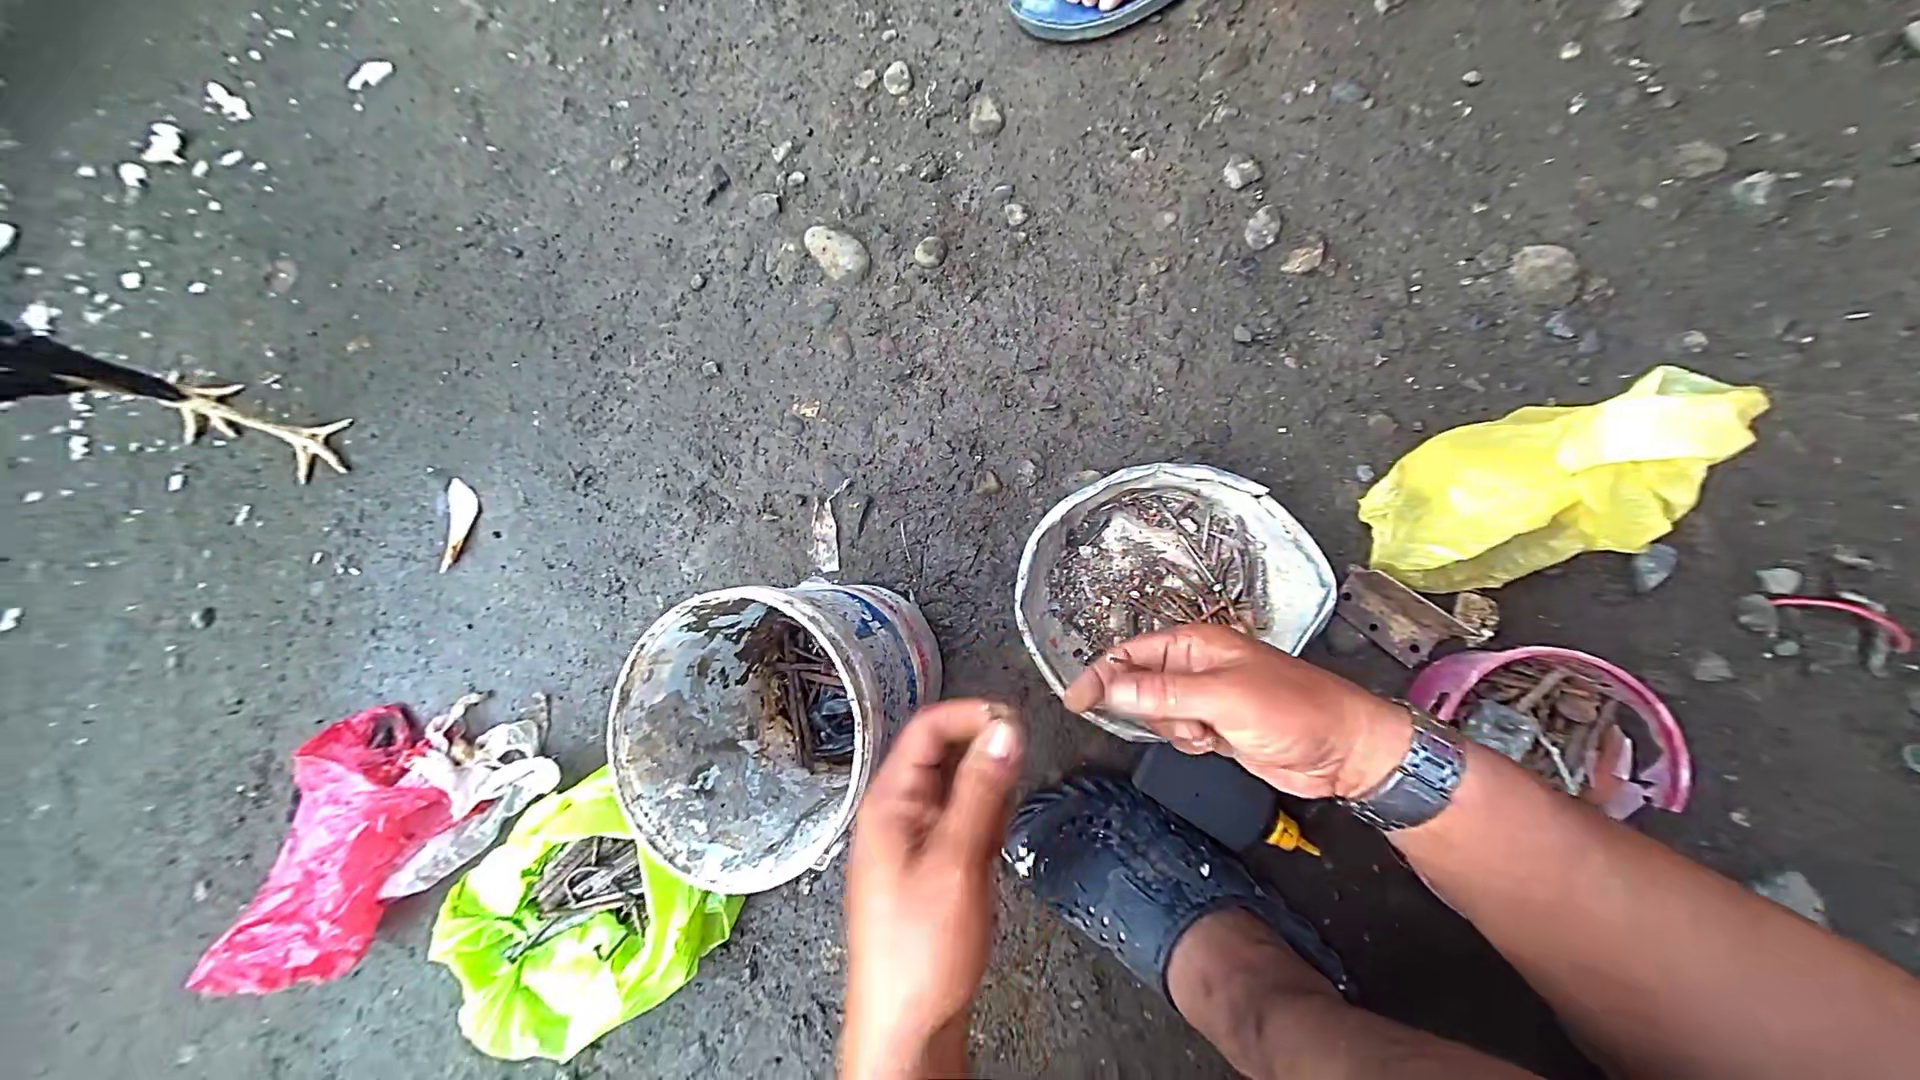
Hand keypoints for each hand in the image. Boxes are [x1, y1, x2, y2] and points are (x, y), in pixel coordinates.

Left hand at [842, 700, 1023, 1079]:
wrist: (909, 1025)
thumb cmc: (917, 954)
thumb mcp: (956, 859)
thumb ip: (982, 789)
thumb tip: (1003, 732)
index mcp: (890, 800)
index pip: (927, 728)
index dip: (969, 715)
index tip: (1010, 718)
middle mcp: (900, 810)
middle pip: (945, 753)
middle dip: (985, 754)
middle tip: (1018, 766)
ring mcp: (918, 834)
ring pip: (960, 785)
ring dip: (988, 792)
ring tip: (1000, 821)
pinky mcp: (936, 857)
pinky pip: (966, 817)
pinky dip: (987, 820)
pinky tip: (994, 843)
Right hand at [1062, 624, 1410, 799]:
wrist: (1345, 752)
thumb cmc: (1297, 710)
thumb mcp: (1223, 698)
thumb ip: (1162, 693)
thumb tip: (1110, 688)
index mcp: (1194, 644)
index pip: (1130, 654)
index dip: (1101, 675)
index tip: (1077, 699)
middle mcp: (1195, 667)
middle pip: (1138, 684)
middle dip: (1150, 708)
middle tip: (1178, 720)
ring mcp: (1204, 697)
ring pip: (1156, 713)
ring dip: (1174, 728)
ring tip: (1208, 730)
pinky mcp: (1213, 725)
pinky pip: (1178, 732)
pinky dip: (1189, 741)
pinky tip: (1215, 742)